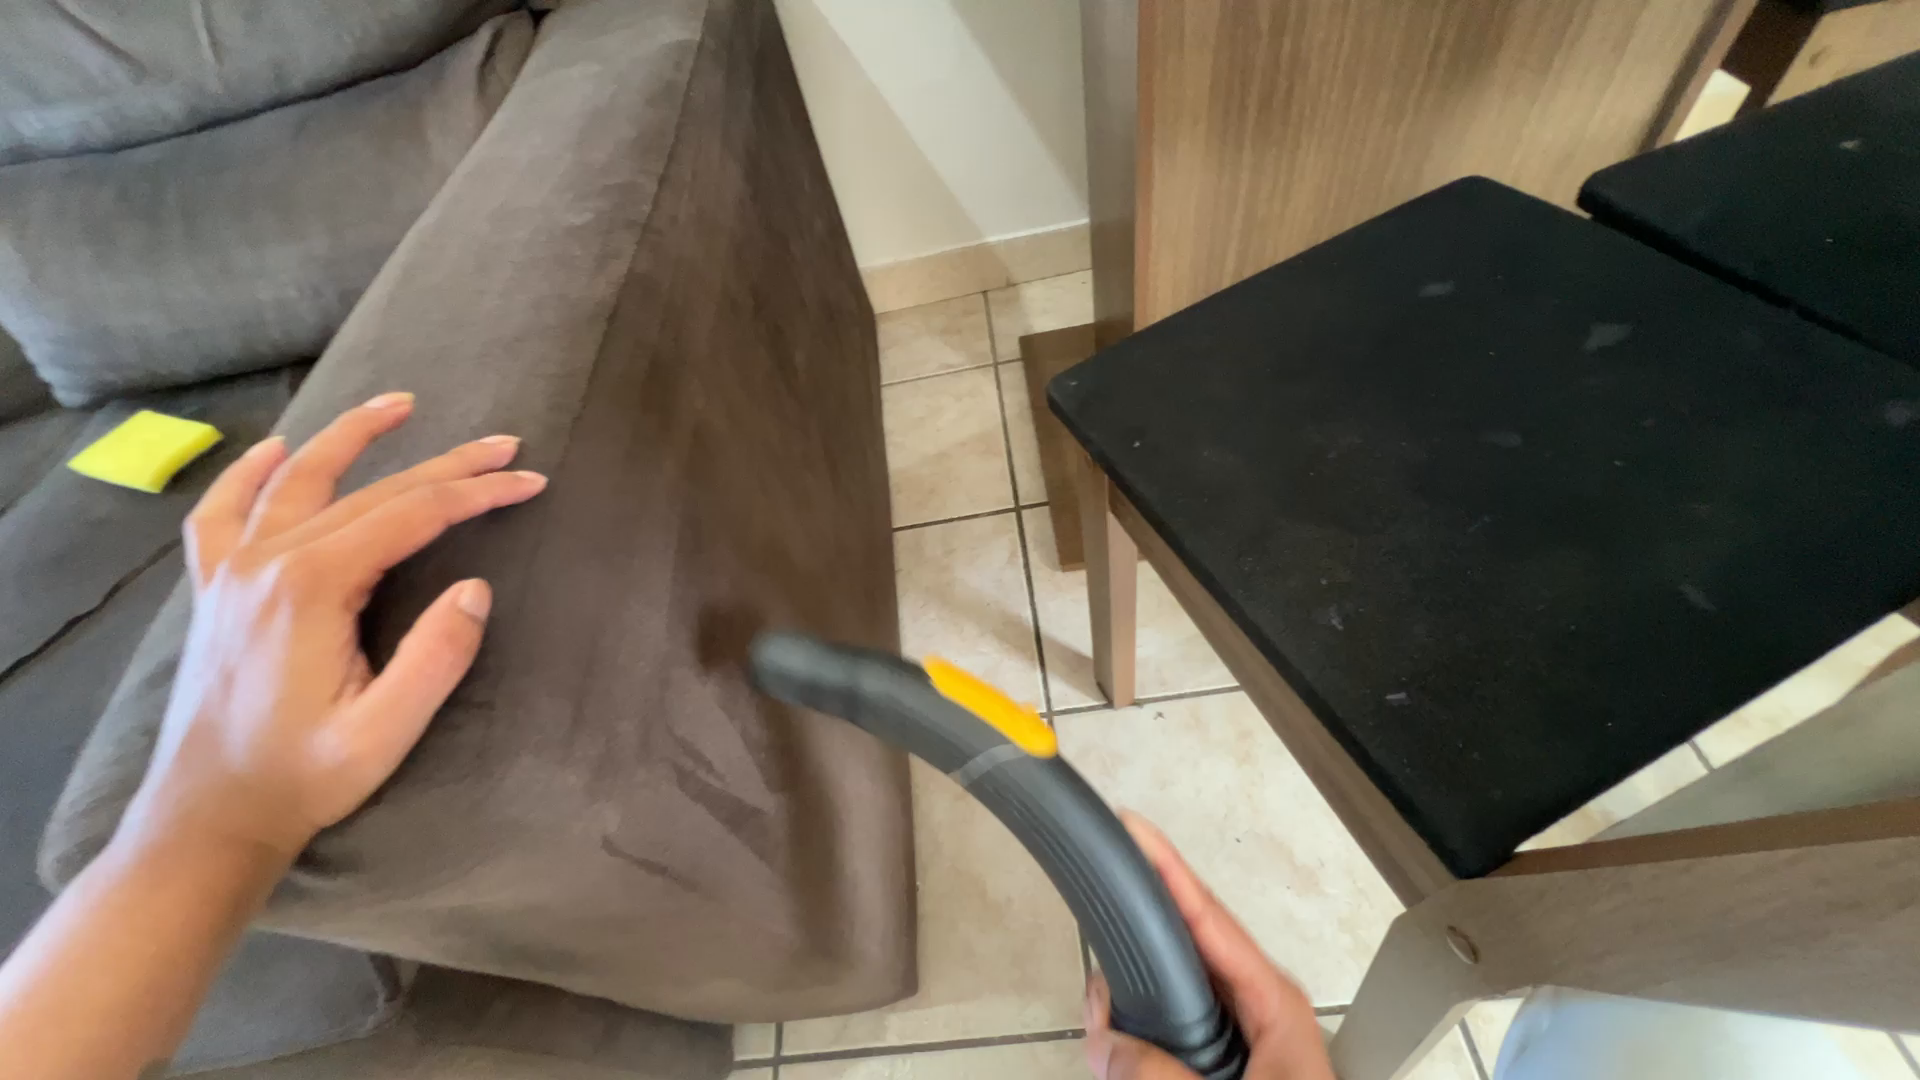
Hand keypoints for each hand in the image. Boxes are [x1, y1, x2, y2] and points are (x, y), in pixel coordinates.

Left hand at [116, 392, 546, 864]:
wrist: (209, 817)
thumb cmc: (306, 774)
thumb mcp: (389, 727)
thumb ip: (437, 655)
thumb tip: (477, 588)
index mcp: (311, 587)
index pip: (413, 515)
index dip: (479, 493)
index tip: (531, 481)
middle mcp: (267, 562)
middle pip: (372, 490)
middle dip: (449, 465)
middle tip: (506, 445)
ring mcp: (234, 570)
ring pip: (297, 480)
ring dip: (352, 437)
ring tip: (399, 405)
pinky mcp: (218, 589)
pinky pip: (227, 511)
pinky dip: (252, 473)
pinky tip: (273, 450)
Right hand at [1084, 813, 1335, 1079]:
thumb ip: (1167, 1075)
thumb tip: (1101, 1041)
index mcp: (1270, 997)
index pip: (1208, 915)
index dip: (1167, 866)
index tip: (1131, 824)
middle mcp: (1251, 997)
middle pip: (1180, 942)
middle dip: (1131, 942)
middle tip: (1093, 965)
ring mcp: (1234, 1024)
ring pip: (1167, 984)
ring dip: (1126, 999)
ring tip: (1099, 1025)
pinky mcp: (1217, 1053)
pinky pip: (1166, 1022)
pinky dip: (1135, 1029)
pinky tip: (1115, 1042)